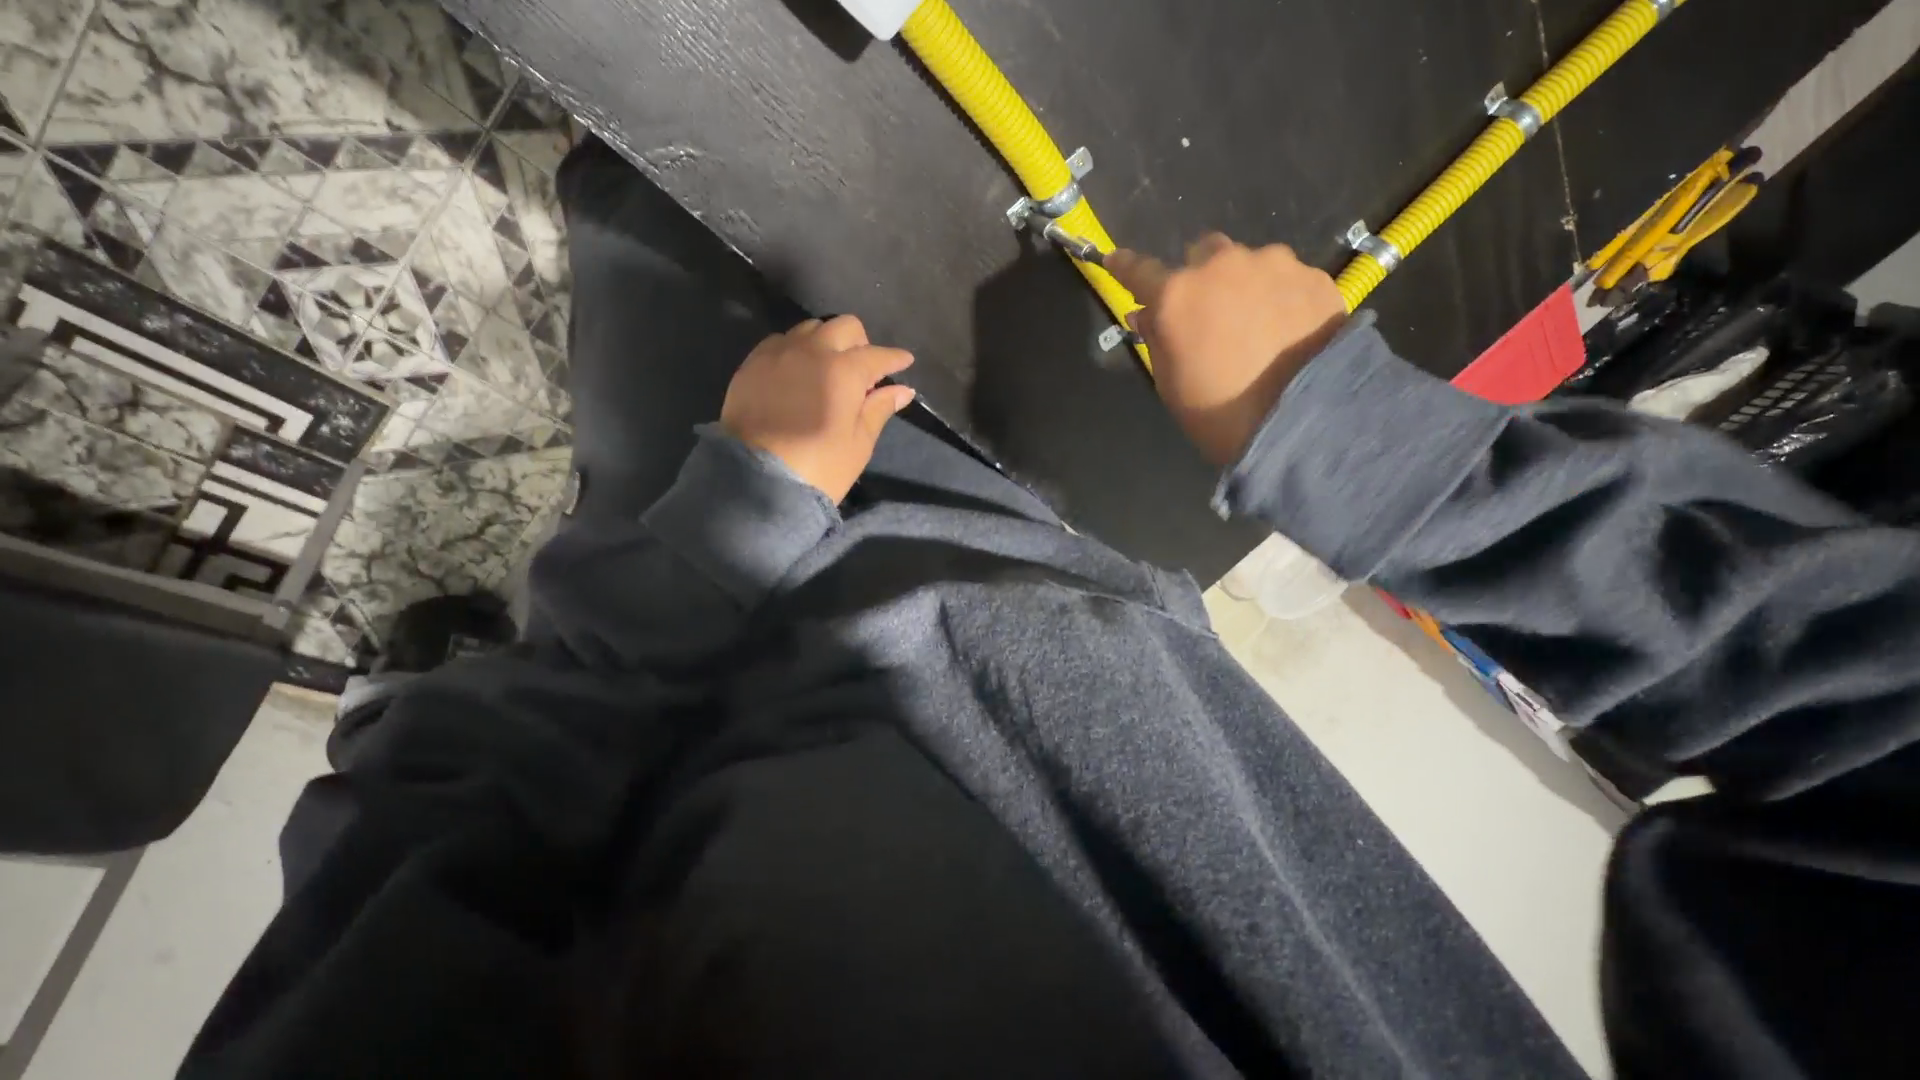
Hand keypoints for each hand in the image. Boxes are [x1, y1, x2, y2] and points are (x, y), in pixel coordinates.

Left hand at [720, 315, 916, 502]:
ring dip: (826, 342)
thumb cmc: (818, 467)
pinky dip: (795, 351)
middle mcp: (811, 350)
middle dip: (860, 343)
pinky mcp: (752, 364)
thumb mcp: (858, 444)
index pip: (877, 355)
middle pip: (844, 326)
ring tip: (827, 369)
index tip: (904, 361)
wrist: (754, 480)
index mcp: (844, 370)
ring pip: (810, 329)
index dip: (895, 358)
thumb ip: (879, 409)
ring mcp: (778, 354)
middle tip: (862, 370)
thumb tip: (901, 390)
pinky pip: (780, 342)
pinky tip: (797, 373)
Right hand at [1108, 234, 1346, 465]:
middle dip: (1201, 274)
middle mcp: (1221, 266)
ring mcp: (1273, 265)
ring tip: (1259, 323)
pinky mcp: (1313, 276)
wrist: (1303, 418)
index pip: (1139, 270)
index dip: (1125, 266)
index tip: (1116, 261)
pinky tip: (1289, 329)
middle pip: (1203, 253)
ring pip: (1250, 262)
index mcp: (1177, 294)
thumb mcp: (1170, 382)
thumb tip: (1147, 313)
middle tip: (1210, 310)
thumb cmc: (1220, 411)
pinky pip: (1288, 279)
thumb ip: (1156, 337)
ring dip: (1246, 283)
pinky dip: (1283, 297)